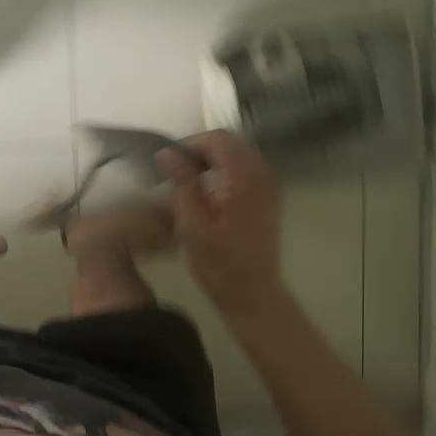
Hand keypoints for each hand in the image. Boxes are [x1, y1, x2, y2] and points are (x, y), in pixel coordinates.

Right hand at [159, 130, 285, 316]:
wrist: (253, 295)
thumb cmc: (219, 264)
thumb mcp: (192, 223)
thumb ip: (182, 182)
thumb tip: (166, 152)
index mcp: (246, 179)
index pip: (218, 139)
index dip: (190, 143)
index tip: (167, 162)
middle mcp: (263, 175)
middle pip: (229, 143)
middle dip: (199, 150)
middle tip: (174, 169)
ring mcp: (269, 186)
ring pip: (236, 154)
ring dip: (210, 159)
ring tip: (185, 178)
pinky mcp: (267, 196)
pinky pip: (244, 168)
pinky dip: (222, 170)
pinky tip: (205, 189)